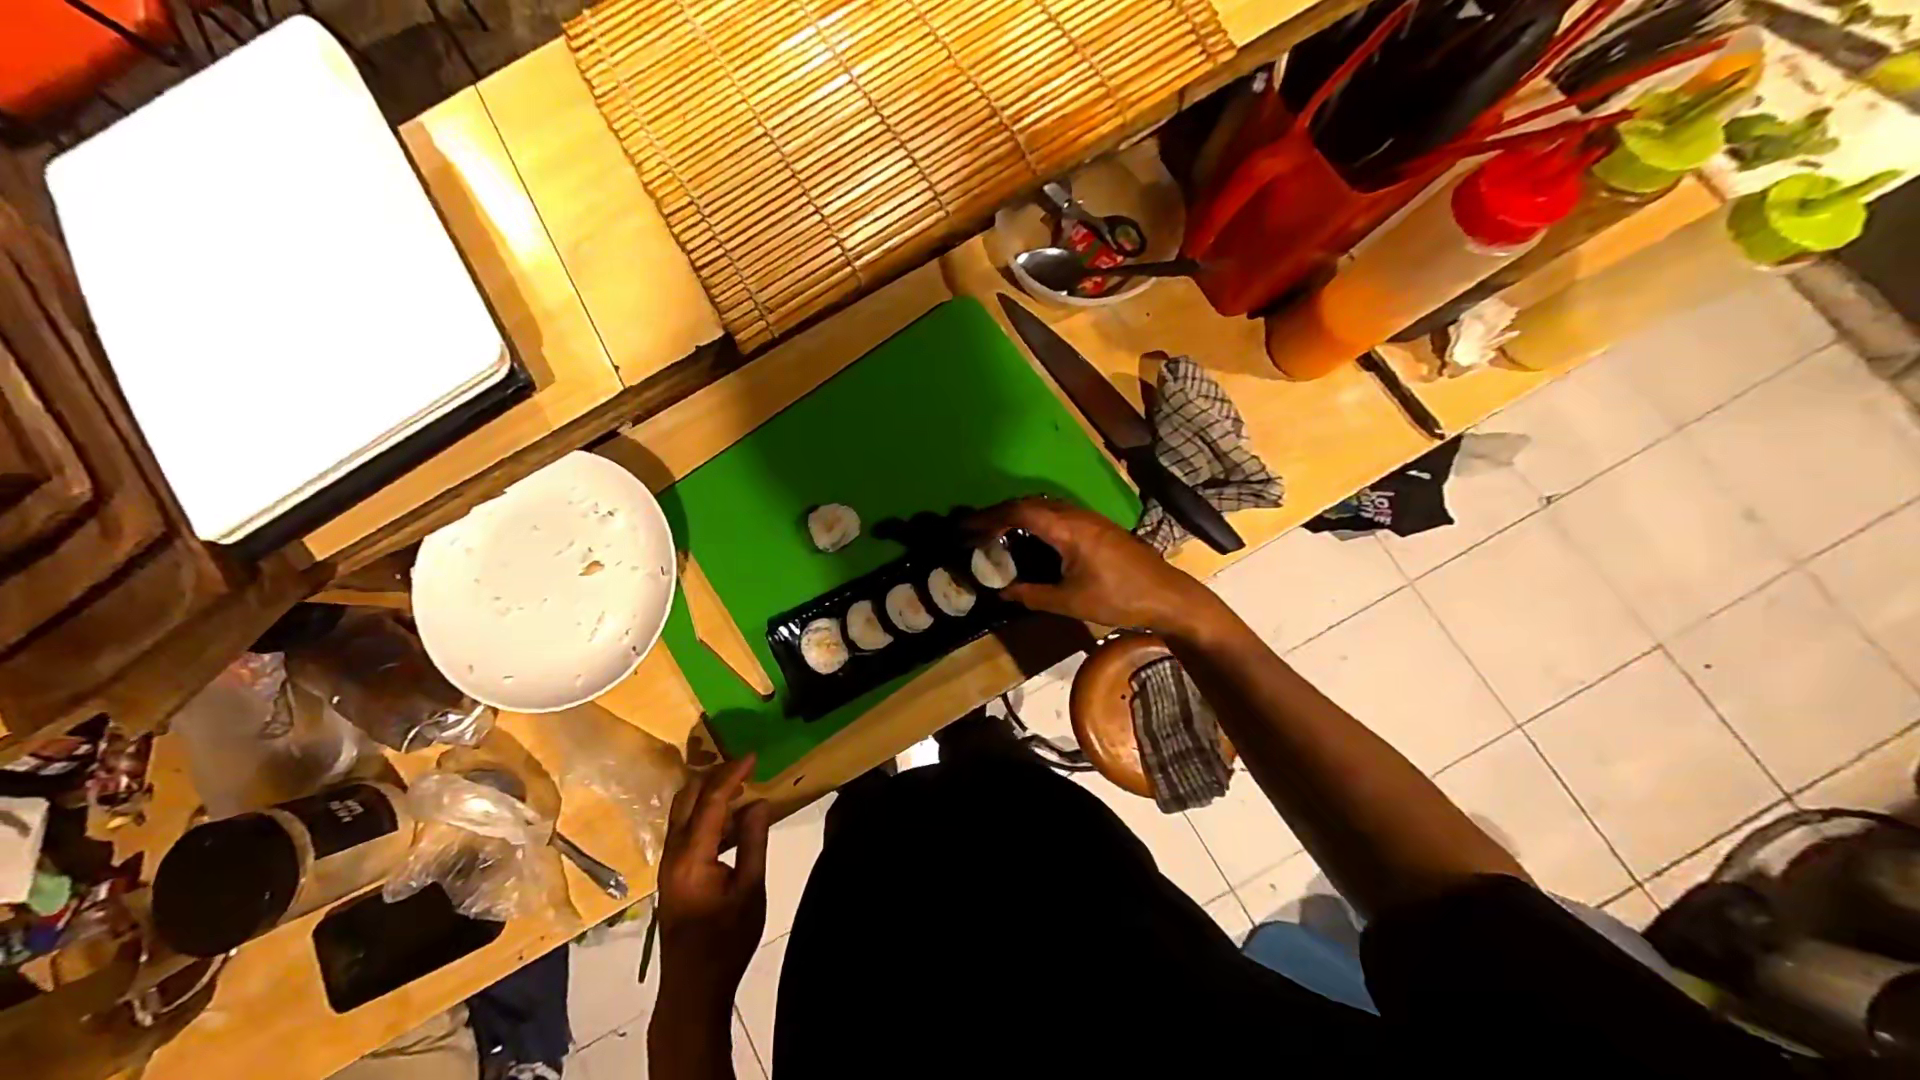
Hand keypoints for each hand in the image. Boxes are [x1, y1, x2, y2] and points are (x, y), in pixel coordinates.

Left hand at [656, 755, 770, 1005]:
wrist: (693, 988)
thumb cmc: (726, 942)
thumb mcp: (750, 891)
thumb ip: (753, 842)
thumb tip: (758, 802)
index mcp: (691, 857)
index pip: (710, 802)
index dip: (732, 775)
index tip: (753, 756)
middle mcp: (672, 854)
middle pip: (687, 799)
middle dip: (714, 776)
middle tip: (744, 765)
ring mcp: (668, 864)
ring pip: (683, 812)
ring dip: (709, 793)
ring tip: (742, 784)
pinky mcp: (673, 873)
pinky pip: (686, 829)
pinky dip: (707, 813)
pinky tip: (732, 817)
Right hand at [967, 497, 1225, 635]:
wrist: (1167, 595)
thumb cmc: (1119, 599)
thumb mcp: (1070, 602)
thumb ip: (1031, 594)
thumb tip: (1001, 592)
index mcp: (1067, 529)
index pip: (1019, 512)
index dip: (988, 518)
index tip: (965, 528)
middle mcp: (1077, 515)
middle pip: (1029, 503)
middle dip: (997, 514)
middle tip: (972, 530)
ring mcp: (1089, 517)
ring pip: (1043, 506)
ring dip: (1016, 514)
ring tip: (994, 532)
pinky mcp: (1097, 526)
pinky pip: (1056, 512)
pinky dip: (1033, 519)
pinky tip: (1028, 537)